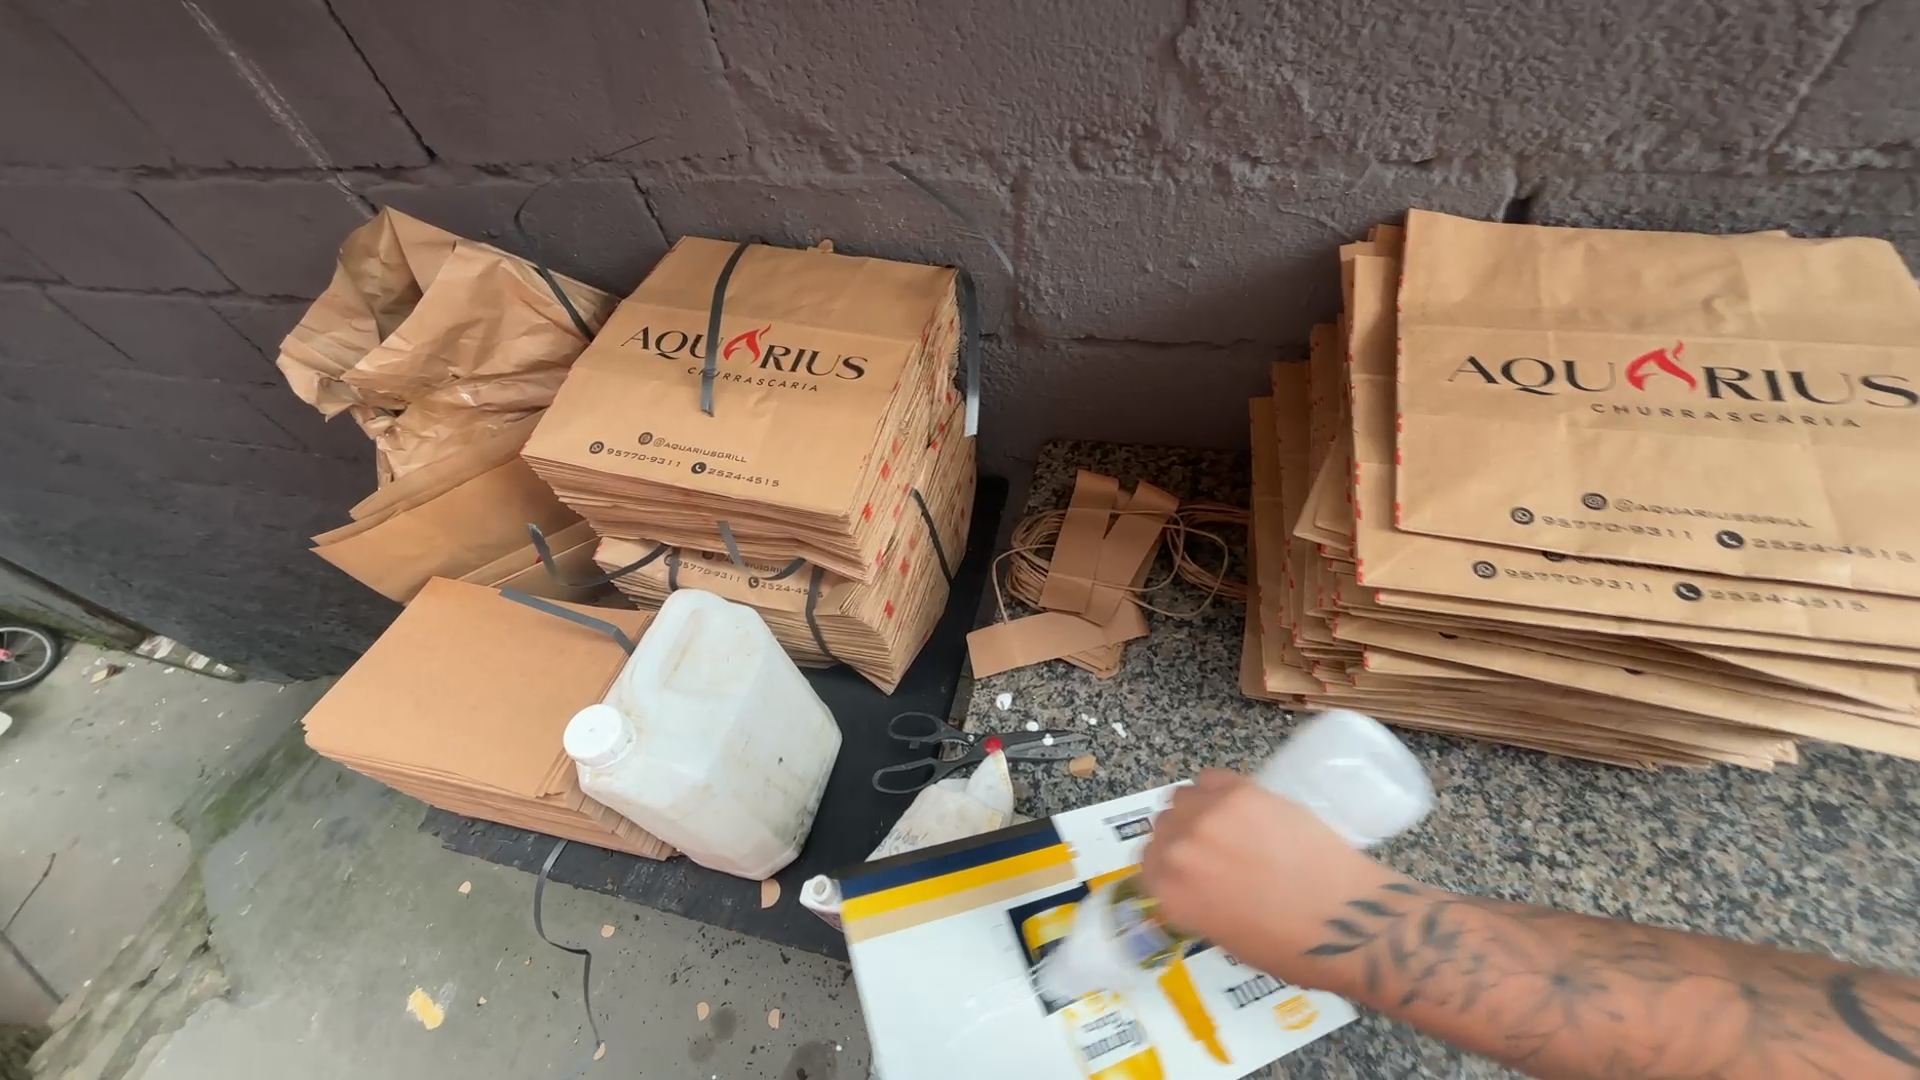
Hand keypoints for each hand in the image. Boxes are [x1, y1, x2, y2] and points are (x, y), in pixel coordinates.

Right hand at [1140, 769, 1399, 981]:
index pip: (1145, 866)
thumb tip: (1190, 886)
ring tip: (1226, 826)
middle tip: (1210, 852)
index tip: (1184, 872)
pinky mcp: (1239, 790)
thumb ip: (1194, 906)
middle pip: (1160, 829)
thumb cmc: (1293, 946)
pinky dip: (1217, 790)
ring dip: (1195, 811)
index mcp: (1171, 893)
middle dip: (1179, 840)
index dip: (1165, 869)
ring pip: (1180, 798)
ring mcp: (1207, 815)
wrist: (1351, 921)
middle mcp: (1178, 850)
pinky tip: (1239, 807)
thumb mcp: (1226, 938)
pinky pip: (1209, 778)